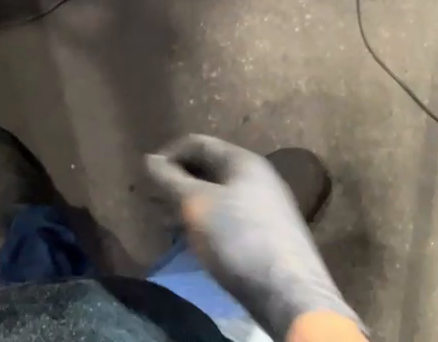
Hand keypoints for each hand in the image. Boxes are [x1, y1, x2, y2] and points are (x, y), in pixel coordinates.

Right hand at [145, 135, 359, 340]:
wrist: (290, 295)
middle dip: (177, 183)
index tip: (146, 177)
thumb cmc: (238, 238)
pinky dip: (207, 222)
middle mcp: (257, 177)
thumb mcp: (196, 205)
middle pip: (208, 169)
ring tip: (167, 222)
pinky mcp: (269, 235)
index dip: (168, 155)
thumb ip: (170, 179)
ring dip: (190, 204)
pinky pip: (229, 217)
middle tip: (153, 201)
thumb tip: (149, 160)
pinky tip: (194, 240)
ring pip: (218, 196)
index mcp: (242, 161)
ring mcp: (266, 207)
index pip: (197, 143)